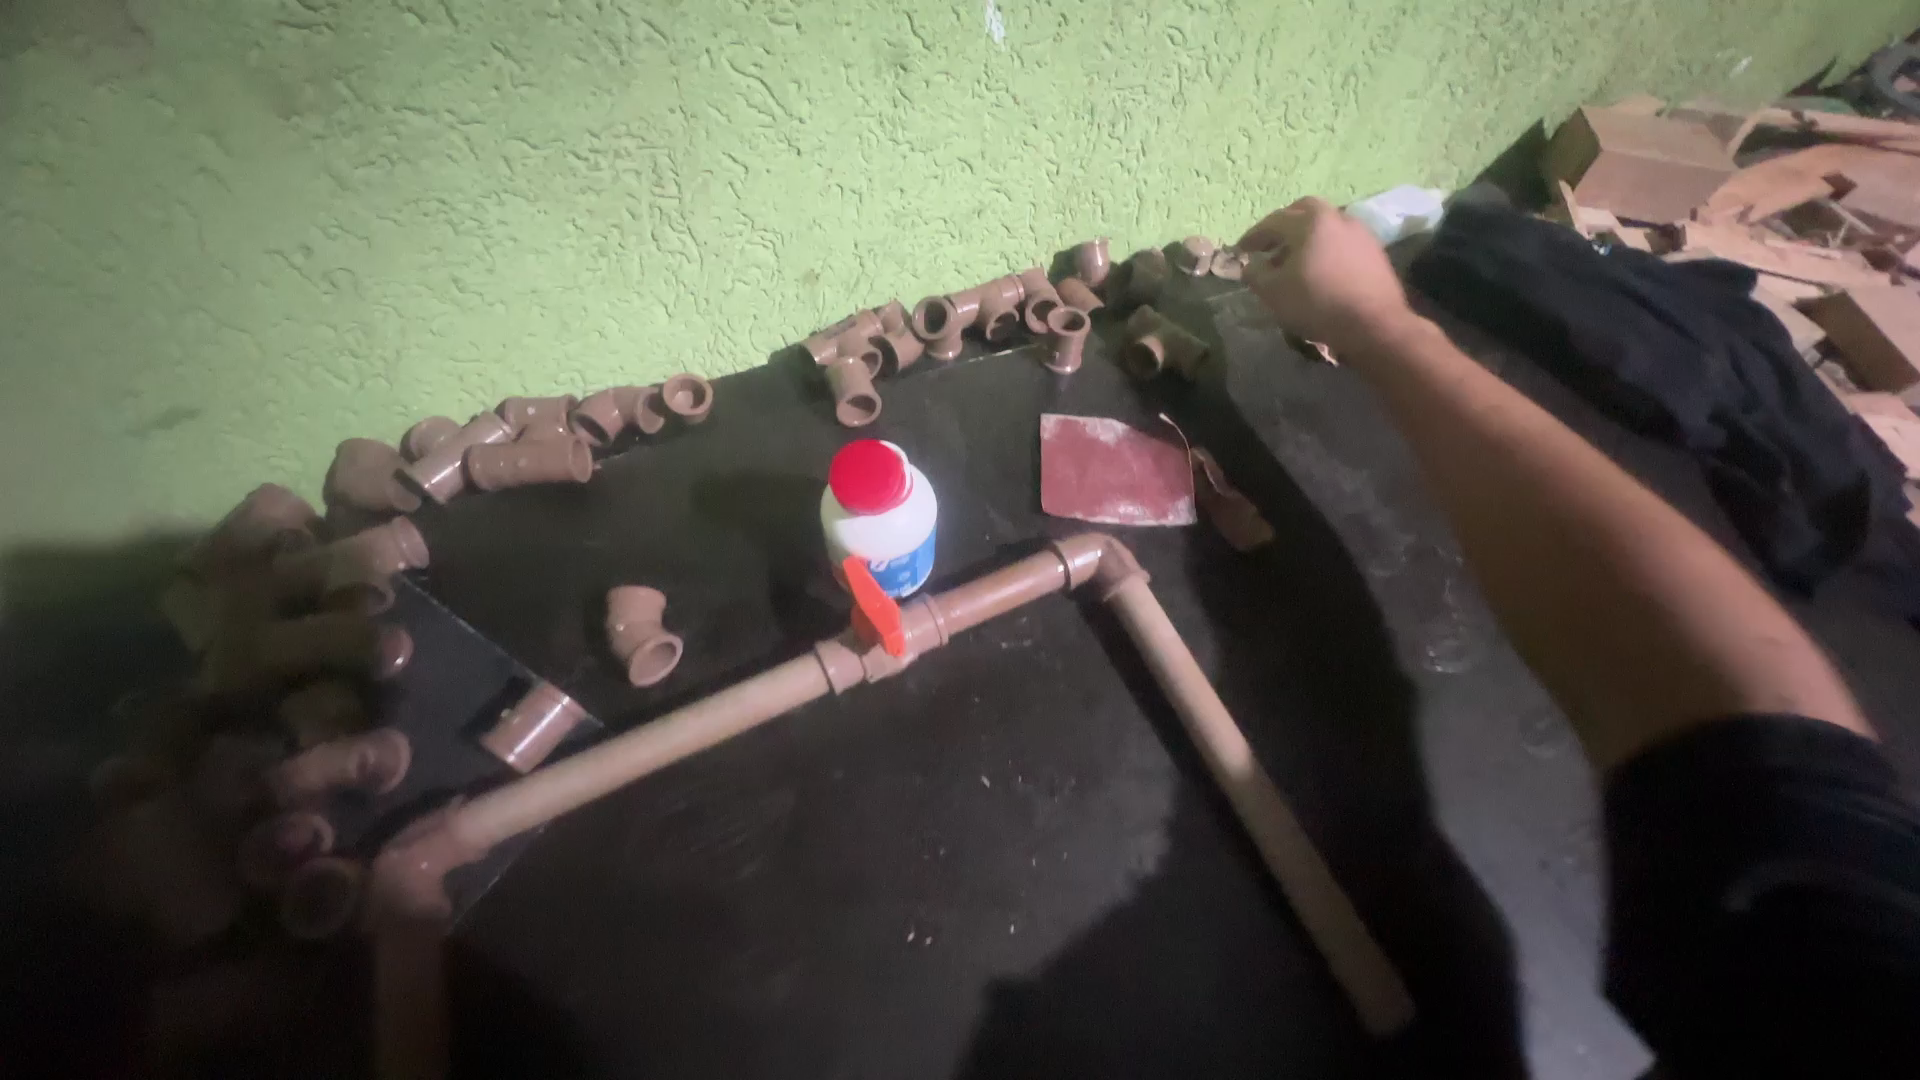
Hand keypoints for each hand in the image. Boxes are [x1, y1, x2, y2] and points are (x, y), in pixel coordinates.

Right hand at [1238, 197, 1416, 354]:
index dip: (1253, 236)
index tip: (1240, 250)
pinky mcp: (1373, 249)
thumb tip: (1251, 265)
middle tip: (1269, 245)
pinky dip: (1324, 247)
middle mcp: (1336, 217)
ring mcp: (1359, 231)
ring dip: (1305, 236)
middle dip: (1283, 225)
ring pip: (1325, 224)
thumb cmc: (1315, 303)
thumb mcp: (1272, 292)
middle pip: (1304, 211)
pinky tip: (1318, 269)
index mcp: (1309, 222)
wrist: (1371, 322)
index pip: (1273, 221)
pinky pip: (1340, 240)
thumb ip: (1255, 274)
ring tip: (1293, 260)